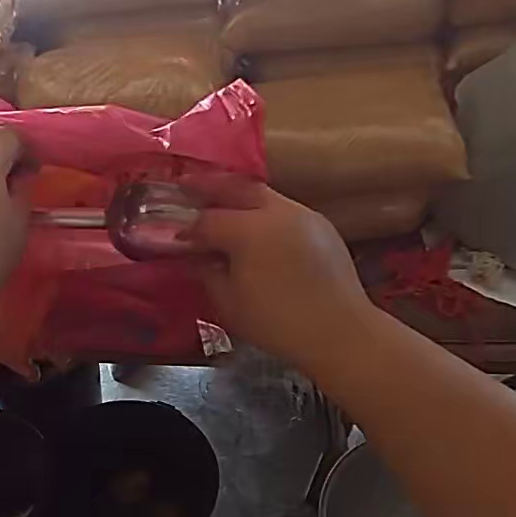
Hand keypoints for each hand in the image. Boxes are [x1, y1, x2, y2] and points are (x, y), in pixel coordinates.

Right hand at [188, 181, 377, 363]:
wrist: (339, 332)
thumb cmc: (278, 324)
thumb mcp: (231, 305)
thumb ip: (209, 275)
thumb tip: (199, 258)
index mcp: (248, 230)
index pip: (208, 220)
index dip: (188, 230)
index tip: (176, 240)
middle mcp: (276, 211)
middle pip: (236, 187)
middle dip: (209, 186)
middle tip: (187, 184)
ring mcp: (303, 215)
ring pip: (264, 195)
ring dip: (239, 196)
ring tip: (222, 206)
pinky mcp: (321, 226)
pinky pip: (285, 210)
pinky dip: (265, 212)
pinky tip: (258, 229)